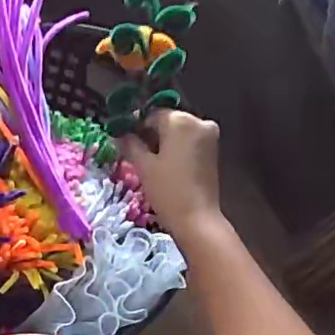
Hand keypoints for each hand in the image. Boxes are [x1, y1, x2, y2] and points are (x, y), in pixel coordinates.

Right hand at [120, 110, 223, 236]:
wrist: (197, 219)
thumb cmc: (168, 190)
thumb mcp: (144, 167)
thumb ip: (131, 145)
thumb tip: (121, 135)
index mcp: (181, 120)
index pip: (153, 115)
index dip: (137, 127)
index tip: (128, 143)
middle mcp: (199, 121)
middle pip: (169, 122)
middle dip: (153, 135)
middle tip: (139, 156)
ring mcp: (210, 137)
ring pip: (180, 133)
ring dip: (165, 144)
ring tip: (153, 165)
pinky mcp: (214, 152)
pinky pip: (190, 143)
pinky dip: (178, 151)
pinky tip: (168, 168)